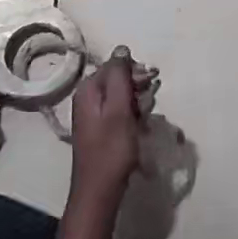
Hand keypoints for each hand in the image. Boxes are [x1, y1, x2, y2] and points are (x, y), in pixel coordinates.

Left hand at [68, 55, 142, 206]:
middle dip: (137, 88)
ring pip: (122, 95)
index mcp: (88, 89)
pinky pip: (120, 111)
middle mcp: (87, 97)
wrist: (100, 190)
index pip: (115, 64)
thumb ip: (120, 76)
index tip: (150, 85)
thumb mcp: (119, 109)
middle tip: (147, 106)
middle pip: (118, 79)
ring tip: (144, 120)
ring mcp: (93, 114)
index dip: (135, 72)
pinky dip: (132, 116)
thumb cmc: (111, 149)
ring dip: (138, 103)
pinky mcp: (101, 128)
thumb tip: (121, 48)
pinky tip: (140, 128)